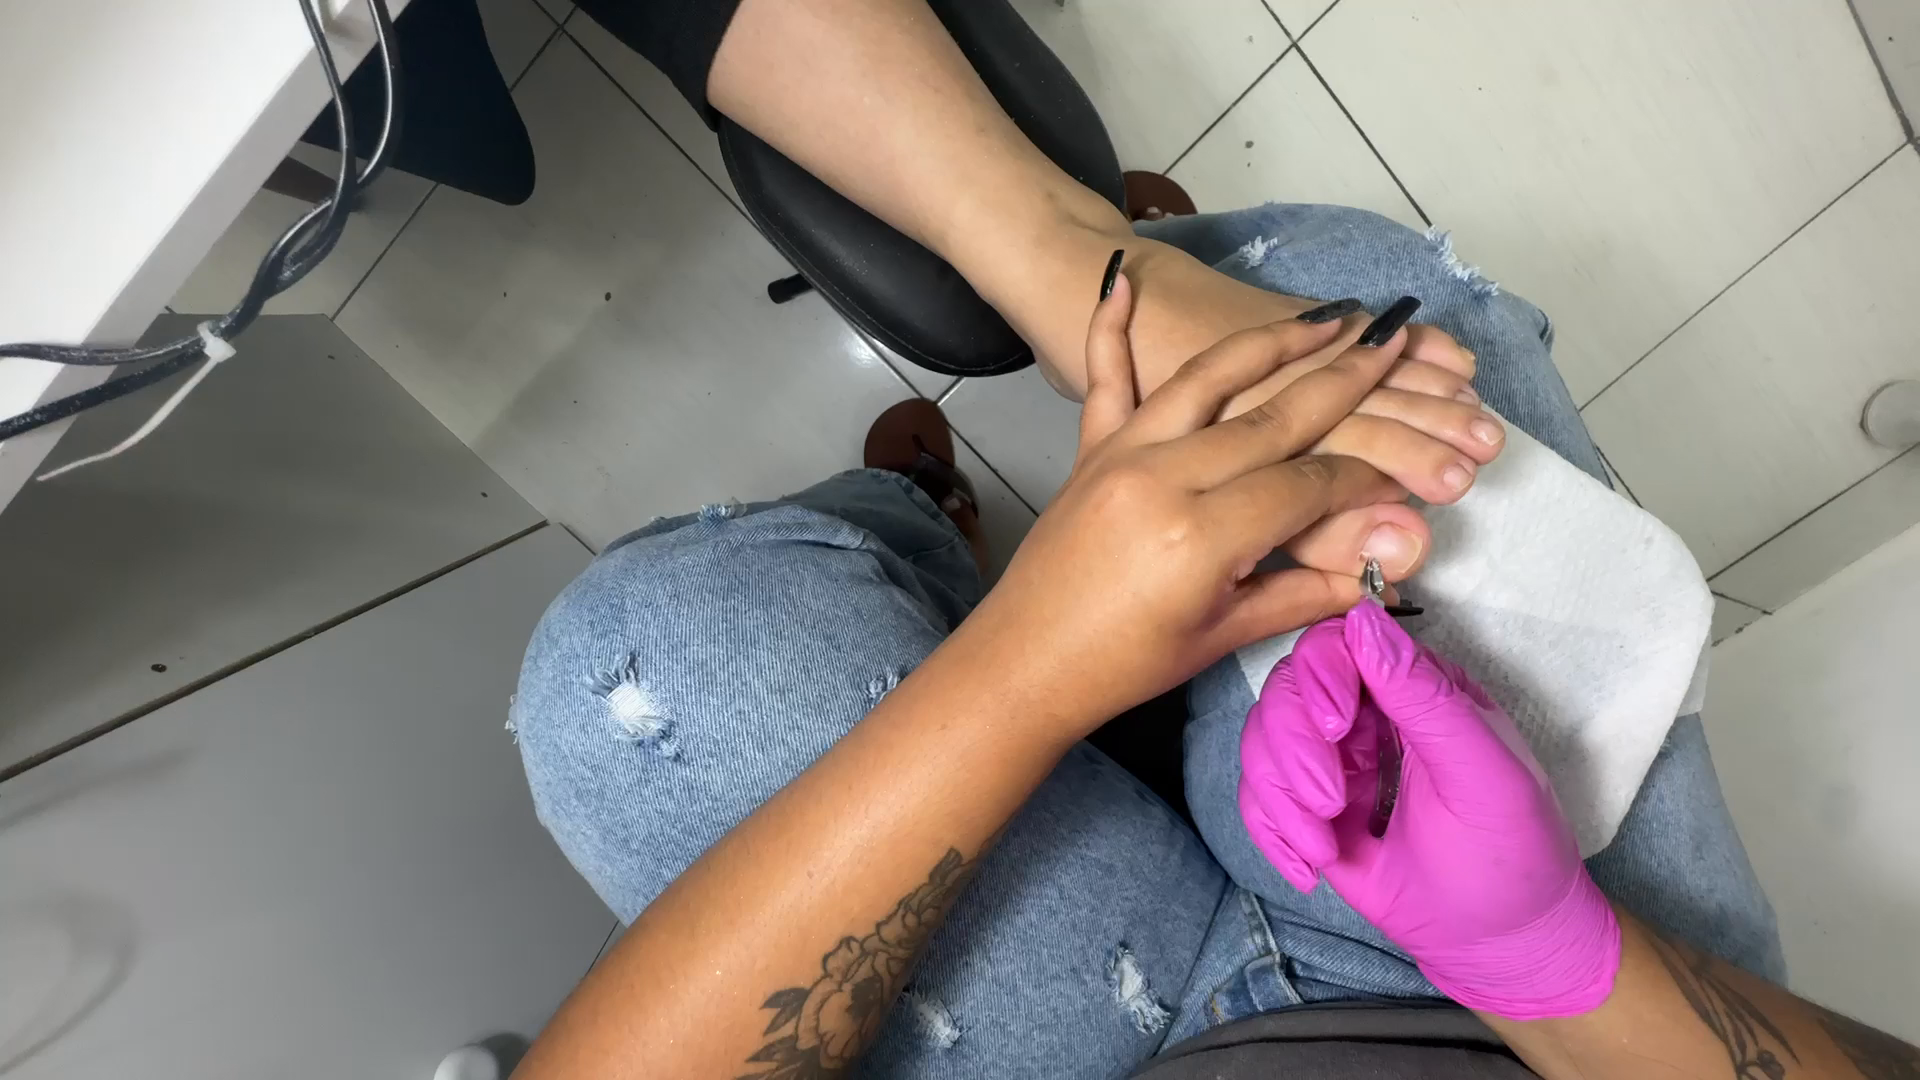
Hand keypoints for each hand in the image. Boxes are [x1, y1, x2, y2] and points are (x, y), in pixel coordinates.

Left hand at [956, 270, 1415, 733]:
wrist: (1025, 660)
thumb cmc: (1123, 664)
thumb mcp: (1220, 636)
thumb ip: (1305, 592)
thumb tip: (1387, 567)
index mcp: (1203, 535)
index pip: (1309, 485)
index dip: (1366, 478)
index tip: (1405, 474)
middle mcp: (1164, 477)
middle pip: (1274, 419)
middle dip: (1347, 380)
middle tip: (1399, 340)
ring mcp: (1121, 454)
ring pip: (1207, 380)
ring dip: (1272, 341)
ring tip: (1328, 314)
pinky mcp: (1088, 451)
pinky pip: (1103, 380)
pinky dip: (1109, 328)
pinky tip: (1121, 277)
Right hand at [1237, 601, 1621, 1019]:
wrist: (1497, 945)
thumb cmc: (1511, 855)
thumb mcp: (1485, 775)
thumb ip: (1425, 697)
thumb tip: (1363, 616)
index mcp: (1406, 688)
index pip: (1331, 646)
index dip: (1319, 676)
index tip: (1334, 728)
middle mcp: (1356, 711)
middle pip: (1282, 692)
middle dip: (1293, 750)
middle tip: (1327, 804)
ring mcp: (1323, 756)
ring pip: (1258, 740)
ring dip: (1280, 797)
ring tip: (1322, 848)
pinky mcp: (1300, 801)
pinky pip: (1253, 794)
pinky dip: (1269, 831)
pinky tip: (1306, 866)